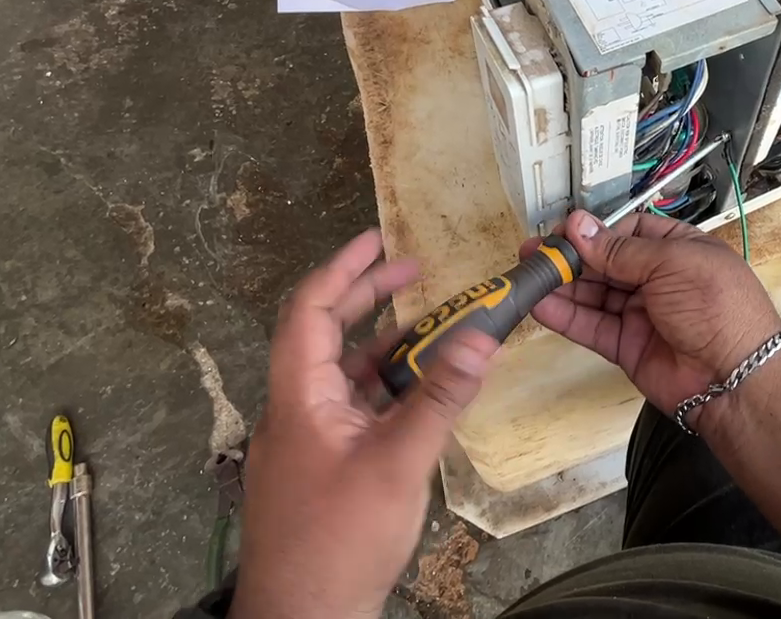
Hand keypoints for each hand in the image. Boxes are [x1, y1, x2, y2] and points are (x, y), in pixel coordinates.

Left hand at [232, 230, 497, 618]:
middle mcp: (296, 409)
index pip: (308, 312)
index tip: (377, 238)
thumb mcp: (399, 463)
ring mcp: (307, 439)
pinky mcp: (321, 464)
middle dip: (368, 296)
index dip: (342, 269)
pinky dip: (388, 385)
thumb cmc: (340, 540)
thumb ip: (442, 396)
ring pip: (344, 373)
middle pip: (325, 334)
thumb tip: (484, 335)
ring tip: (435, 327)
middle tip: (415, 269)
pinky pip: (355, 406)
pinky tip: (422, 388)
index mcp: (299, 398)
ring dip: (386, 345)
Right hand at [530, 210, 780, 417]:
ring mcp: (642, 313)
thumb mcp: (670, 264)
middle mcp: (659, 279)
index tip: (563, 230)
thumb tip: (579, 224)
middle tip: (533, 252)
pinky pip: (592, 326)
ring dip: (562, 285)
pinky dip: (566, 316)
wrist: (734, 377)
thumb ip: (619, 250)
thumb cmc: (714, 305)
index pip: (629, 233)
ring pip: (595, 294)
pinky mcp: (627, 346)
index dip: (597, 231)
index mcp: (678, 249)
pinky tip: (540, 305)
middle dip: (572, 258)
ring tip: (528, 275)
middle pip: (606, 263)